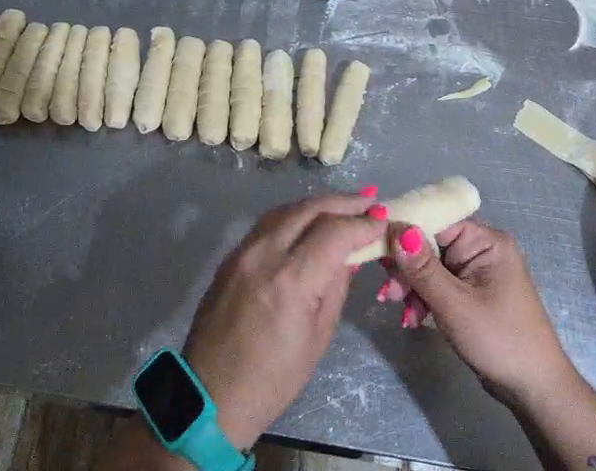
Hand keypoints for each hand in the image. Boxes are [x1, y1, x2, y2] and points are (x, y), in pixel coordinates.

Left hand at [181, 194, 386, 449]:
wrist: (212, 393)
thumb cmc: (273, 378)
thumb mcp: (318, 336)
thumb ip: (336, 287)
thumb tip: (350, 254)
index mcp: (291, 280)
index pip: (334, 232)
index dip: (362, 223)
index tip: (384, 220)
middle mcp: (265, 254)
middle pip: (309, 209)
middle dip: (343, 202)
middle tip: (371, 202)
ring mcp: (243, 251)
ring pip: (286, 209)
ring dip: (318, 204)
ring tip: (345, 207)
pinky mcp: (230, 256)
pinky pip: (267, 223)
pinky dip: (294, 215)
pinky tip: (310, 221)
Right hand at [383, 218, 577, 405]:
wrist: (534, 388)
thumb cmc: (499, 340)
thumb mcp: (454, 304)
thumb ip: (422, 267)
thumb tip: (395, 228)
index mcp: (486, 241)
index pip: (436, 221)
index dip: (404, 232)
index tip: (376, 250)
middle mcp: (482, 249)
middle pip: (430, 244)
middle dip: (406, 268)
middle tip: (387, 293)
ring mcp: (477, 271)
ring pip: (430, 266)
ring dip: (411, 287)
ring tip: (400, 311)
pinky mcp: (471, 292)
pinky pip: (438, 284)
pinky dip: (423, 298)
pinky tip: (413, 318)